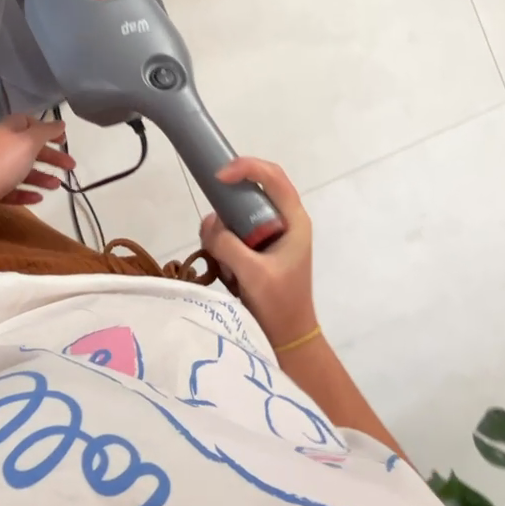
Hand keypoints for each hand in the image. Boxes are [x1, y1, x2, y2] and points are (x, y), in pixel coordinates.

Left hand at [0, 114, 74, 227]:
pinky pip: (12, 190)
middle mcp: (0, 147)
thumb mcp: (29, 142)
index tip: (63, 140)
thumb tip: (60, 122)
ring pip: (22, 170)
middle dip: (51, 156)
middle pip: (29, 148)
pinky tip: (38, 199)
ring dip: (41, 176)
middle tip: (71, 166)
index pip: (28, 123)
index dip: (47, 129)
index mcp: (8, 131)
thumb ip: (46, 132)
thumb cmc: (1, 163)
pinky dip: (26, 193)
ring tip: (57, 186)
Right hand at [199, 157, 315, 347]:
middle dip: (228, 202)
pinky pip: (232, 230)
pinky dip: (221, 241)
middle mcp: (284, 220)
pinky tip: (224, 266)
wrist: (287, 337)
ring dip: (223, 228)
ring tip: (222, 259)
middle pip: (253, 188)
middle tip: (214, 226)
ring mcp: (270, 233)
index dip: (246, 168)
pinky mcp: (257, 246)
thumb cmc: (279, 304)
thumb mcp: (253, 274)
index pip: (273, 176)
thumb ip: (228, 244)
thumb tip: (210, 224)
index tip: (219, 178)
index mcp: (294, 220)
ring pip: (238, 210)